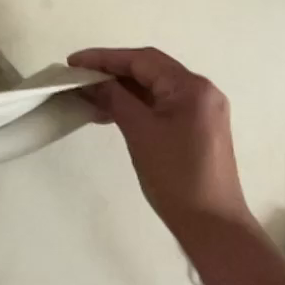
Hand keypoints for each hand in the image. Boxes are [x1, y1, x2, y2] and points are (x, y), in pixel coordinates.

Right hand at [68, 47, 250, 235]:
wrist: (212, 226)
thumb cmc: (175, 175)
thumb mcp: (139, 131)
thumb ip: (113, 98)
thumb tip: (89, 81)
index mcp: (191, 88)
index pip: (142, 60)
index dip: (104, 58)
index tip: (73, 63)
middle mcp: (201, 92)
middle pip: (149, 69)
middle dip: (112, 70)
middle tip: (79, 75)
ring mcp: (201, 111)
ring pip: (153, 87)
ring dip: (121, 88)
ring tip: (89, 94)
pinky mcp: (197, 128)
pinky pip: (160, 104)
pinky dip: (135, 104)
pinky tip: (109, 112)